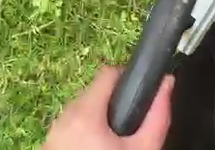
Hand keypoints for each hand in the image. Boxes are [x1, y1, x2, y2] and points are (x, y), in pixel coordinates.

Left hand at [43, 67, 172, 149]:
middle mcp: (63, 118)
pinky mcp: (47, 148)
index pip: (108, 73)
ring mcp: (51, 136)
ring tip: (112, 148)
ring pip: (81, 113)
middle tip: (128, 133)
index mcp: (84, 113)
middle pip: (94, 94)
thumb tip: (167, 83)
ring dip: (98, 123)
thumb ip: (157, 117)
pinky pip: (69, 131)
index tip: (138, 101)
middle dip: (113, 107)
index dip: (127, 81)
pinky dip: (83, 137)